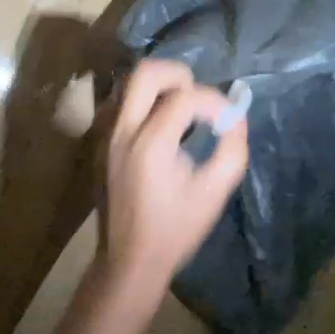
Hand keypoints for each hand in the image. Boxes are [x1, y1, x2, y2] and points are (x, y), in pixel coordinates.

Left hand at [102, 59, 248, 285]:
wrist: (128, 260)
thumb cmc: (175, 230)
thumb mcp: (214, 194)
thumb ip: (232, 149)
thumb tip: (235, 116)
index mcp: (151, 144)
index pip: (184, 97)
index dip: (213, 100)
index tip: (227, 119)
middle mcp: (123, 131)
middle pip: (145, 73)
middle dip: (178, 75)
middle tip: (197, 96)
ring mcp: (105, 135)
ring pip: (127, 84)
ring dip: (157, 87)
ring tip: (180, 110)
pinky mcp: (99, 142)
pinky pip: (118, 104)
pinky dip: (141, 102)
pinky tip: (159, 126)